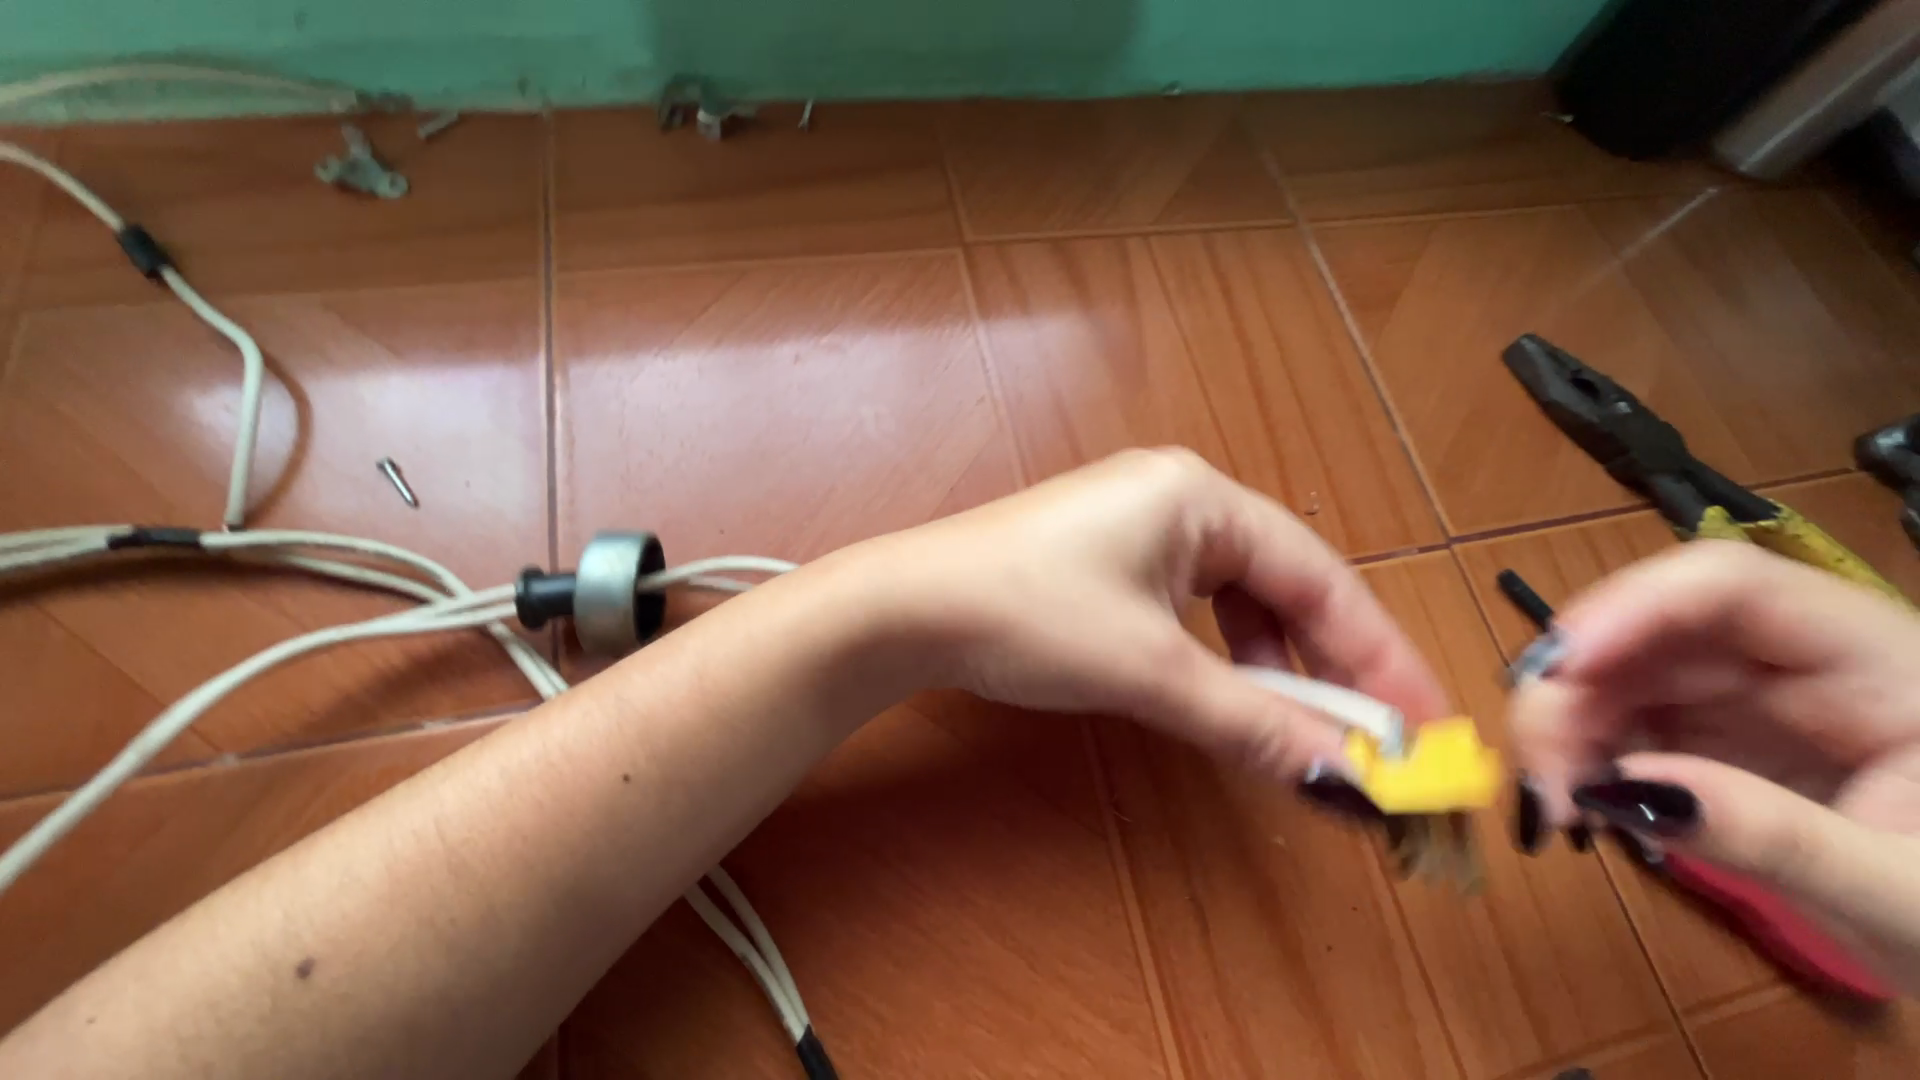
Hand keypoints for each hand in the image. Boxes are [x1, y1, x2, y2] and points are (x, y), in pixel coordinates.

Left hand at [854, 448, 1448, 777]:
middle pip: (1280, 585)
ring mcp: (1136, 526)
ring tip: (1295, 727)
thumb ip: (1254, 722)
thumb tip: (1346, 782)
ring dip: (1267, 665)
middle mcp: (1176, 498)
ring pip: (1234, 600)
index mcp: (1200, 497)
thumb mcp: (1151, 671)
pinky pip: (1188, 605)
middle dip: (1324, 664)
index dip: (1379, 655)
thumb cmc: (1028, 615)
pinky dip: (1215, 654)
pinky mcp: (1105, 557)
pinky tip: (1224, 692)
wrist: (907, 608)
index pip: (1321, 576)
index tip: (1427, 725)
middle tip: (1368, 741)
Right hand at [1509, 541, 1919, 992]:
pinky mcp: (1699, 731)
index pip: (1729, 586)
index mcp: (1881, 664)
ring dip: (1556, 727)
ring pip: (1607, 673)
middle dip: (1567, 693)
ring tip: (1553, 805)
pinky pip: (1607, 717)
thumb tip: (1619, 787)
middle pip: (1643, 633)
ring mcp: (1738, 695)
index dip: (1626, 608)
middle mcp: (1791, 660)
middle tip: (1538, 777)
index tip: (1556, 672)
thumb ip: (1774, 838)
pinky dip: (1570, 753)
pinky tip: (1571, 802)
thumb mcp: (1901, 897)